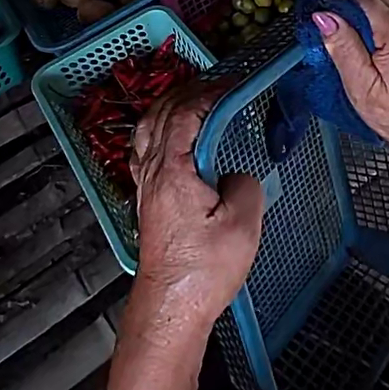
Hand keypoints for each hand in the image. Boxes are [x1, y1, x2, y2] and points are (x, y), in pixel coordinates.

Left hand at [128, 82, 264, 342]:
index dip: (205, 94)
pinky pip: (143, 150)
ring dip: (167, 108)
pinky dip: (154, 131)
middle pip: (161, 116)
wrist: (171, 303)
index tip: (227, 86)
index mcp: (174, 170)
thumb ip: (245, 187)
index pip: (184, 116)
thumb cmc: (203, 269)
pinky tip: (164, 135)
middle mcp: (153, 171)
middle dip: (186, 94)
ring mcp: (145, 184)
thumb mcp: (242, 227)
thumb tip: (236, 175)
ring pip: (147, 130)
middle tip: (212, 87)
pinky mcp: (146, 199)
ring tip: (188, 100)